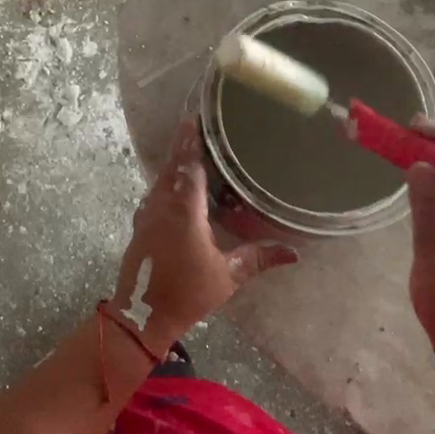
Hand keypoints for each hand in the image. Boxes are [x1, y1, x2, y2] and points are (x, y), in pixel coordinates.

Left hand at [110, 120, 299, 343]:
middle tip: (194, 125)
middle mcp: (162, 205)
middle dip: (182, 146)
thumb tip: (294, 253)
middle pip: (171, 166)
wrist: (141, 315)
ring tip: (189, 150)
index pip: (189, 167)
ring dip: (173, 163)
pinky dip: (165, 182)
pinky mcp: (140, 225)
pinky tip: (175, 185)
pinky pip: (154, 193)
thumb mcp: (228, 276)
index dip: (192, 142)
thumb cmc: (187, 293)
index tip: (196, 119)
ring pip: (160, 179)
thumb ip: (258, 259)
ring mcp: (147, 214)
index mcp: (184, 211)